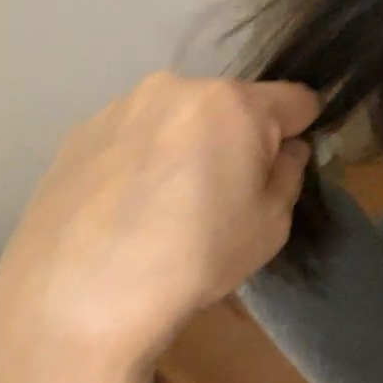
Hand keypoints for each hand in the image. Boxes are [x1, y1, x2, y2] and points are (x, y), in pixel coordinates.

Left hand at [0, 73, 317, 382]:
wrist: (83, 293)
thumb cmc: (198, 258)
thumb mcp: (271, 226)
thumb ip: (288, 175)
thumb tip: (284, 151)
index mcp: (232, 105)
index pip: (294, 100)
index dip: (303, 130)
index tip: (290, 165)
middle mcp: (175, 88)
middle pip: (230, 106)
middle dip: (240, 139)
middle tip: (229, 195)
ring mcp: (120, 107)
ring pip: (178, 120)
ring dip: (189, 148)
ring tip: (172, 207)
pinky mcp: (78, 133)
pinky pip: (135, 138)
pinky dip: (145, 162)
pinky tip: (132, 210)